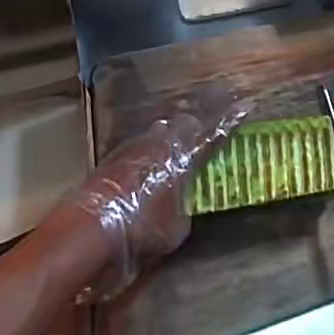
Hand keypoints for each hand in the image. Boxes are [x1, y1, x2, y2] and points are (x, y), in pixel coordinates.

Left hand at [65, 92, 250, 300]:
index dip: (230, 120)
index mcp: (182, 154)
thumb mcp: (175, 227)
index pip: (213, 132)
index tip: (245, 105)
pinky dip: (148, 156)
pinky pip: (140, 149)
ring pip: (159, 134)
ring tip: (177, 150)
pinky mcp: (112, 157)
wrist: (87, 229)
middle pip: (183, 125)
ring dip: (169, 141)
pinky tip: (148, 169)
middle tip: (205, 135)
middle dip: (195, 128)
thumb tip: (180, 203)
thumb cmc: (140, 227)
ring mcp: (133, 146)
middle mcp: (159, 142)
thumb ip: (183, 206)